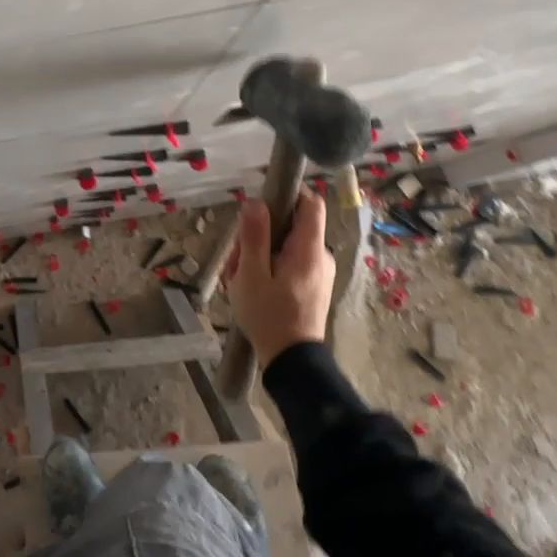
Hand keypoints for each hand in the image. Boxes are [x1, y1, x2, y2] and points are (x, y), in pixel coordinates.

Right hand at [226, 190, 334, 366]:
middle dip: (258, 234)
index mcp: (309, 249)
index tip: (260, 206)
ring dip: (258, 255)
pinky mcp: (312, 286)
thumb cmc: (269, 315)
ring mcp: (318, 272)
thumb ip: (254, 235)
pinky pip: (288, 263)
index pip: (311, 203)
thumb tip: (256, 202)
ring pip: (284, 245)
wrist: (292, 362)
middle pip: (289, 225)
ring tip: (238, 279)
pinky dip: (267, 268)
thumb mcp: (251, 274)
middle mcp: (320, 256)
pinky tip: (249, 288)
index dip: (287, 195)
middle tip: (236, 259)